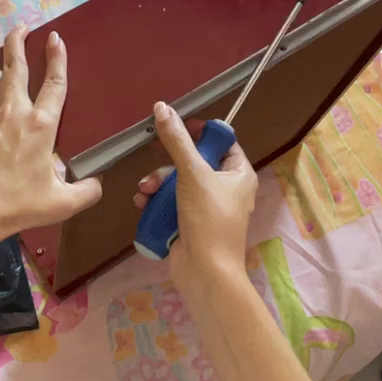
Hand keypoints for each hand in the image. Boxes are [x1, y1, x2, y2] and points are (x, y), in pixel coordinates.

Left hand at [0, 26, 101, 270]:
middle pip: (17, 64)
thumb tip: (99, 183)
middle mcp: (13, 111)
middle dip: (20, 40)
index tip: (56, 39)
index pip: (54, 83)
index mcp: (41, 126)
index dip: (57, 57)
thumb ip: (86, 191)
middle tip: (24, 27)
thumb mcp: (60, 204)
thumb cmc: (14, 207)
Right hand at [131, 101, 257, 291]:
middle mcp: (225, 188)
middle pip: (193, 161)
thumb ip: (177, 140)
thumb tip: (162, 107)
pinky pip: (170, 203)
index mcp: (238, 173)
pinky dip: (156, 201)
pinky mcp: (189, 224)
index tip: (175, 127)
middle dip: (168, 164)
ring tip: (145, 191)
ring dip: (157, 183)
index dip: (198, 132)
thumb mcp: (192, 173)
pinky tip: (143, 203)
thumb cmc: (208, 219)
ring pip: (177, 182)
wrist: (205, 272)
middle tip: (153, 157)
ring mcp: (206, 208)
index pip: (221, 141)